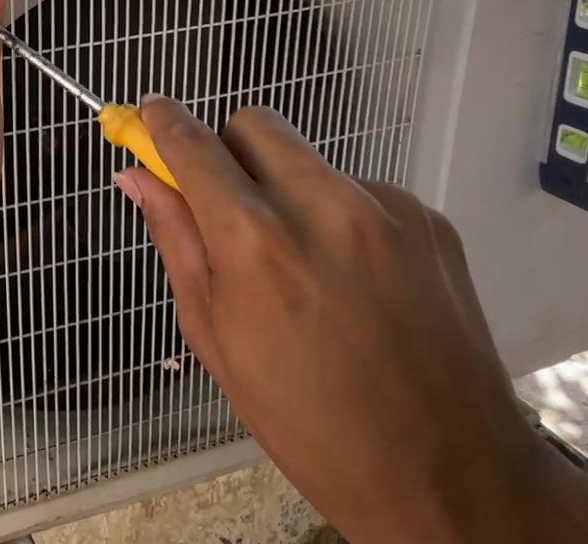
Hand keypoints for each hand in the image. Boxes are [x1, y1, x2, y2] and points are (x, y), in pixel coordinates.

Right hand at [116, 97, 587, 543]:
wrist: (450, 476)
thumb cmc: (304, 419)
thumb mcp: (214, 336)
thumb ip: (175, 240)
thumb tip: (136, 176)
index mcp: (255, 242)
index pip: (193, 146)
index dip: (162, 120)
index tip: (150, 111)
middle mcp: (322, 206)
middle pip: (255, 124)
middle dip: (228, 148)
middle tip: (230, 205)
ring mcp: (386, 209)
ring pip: (308, 160)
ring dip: (286, 188)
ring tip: (306, 264)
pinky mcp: (430, 221)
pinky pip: (360, 191)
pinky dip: (339, 217)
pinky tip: (355, 280)